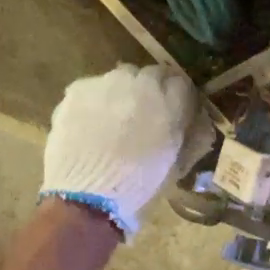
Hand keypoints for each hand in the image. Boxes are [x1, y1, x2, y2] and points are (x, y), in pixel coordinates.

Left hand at [39, 63, 208, 239]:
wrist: (88, 194)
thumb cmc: (138, 183)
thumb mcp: (175, 159)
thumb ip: (185, 129)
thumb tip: (192, 116)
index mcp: (170, 101)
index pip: (179, 83)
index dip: (175, 96)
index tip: (171, 109)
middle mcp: (139, 82)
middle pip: (147, 75)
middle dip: (146, 91)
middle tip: (139, 117)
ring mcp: (106, 82)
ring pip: (117, 80)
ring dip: (118, 94)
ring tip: (109, 123)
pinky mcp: (77, 90)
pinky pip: (90, 89)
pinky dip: (92, 102)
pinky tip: (87, 125)